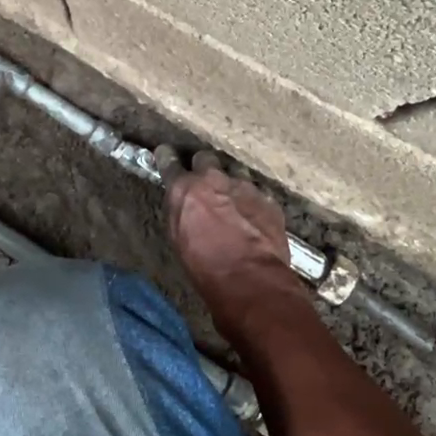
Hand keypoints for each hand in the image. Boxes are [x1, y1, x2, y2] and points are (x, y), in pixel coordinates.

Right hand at [157, 147, 305, 313]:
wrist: (250, 279)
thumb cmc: (204, 266)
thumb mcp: (178, 237)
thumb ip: (180, 211)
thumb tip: (184, 205)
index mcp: (184, 188)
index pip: (169, 161)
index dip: (167, 158)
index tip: (167, 156)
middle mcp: (213, 179)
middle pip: (205, 158)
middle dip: (204, 167)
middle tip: (204, 182)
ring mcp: (244, 187)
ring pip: (236, 173)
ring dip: (231, 184)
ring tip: (233, 201)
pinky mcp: (269, 200)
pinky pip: (258, 194)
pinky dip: (253, 203)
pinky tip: (254, 219)